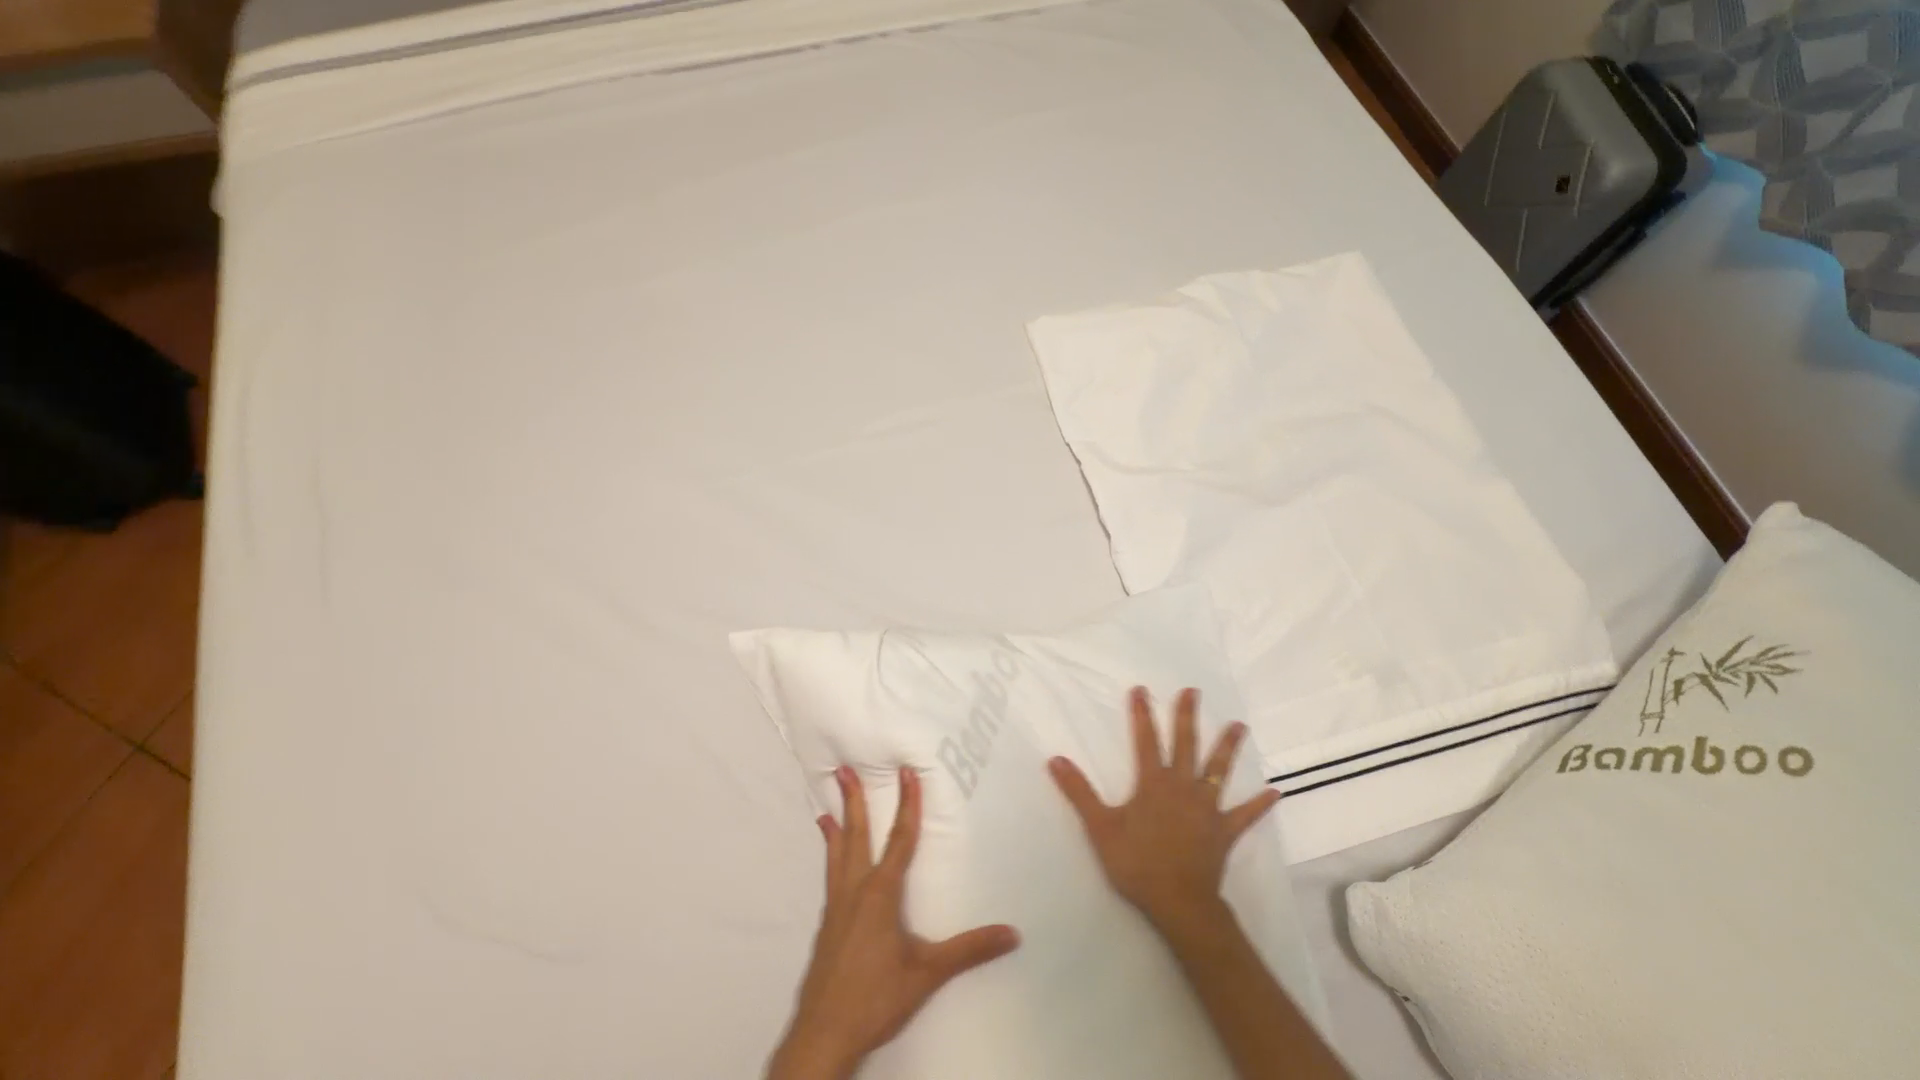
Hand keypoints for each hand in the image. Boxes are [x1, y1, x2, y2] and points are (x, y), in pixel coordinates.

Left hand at [767, 765, 1021, 1079]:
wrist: (824, 1032)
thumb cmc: (876, 996)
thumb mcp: (928, 972)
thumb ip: (970, 950)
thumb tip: (1013, 933)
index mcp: (880, 894)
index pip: (899, 840)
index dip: (907, 805)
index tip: (907, 773)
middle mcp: (854, 892)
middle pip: (855, 836)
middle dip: (853, 801)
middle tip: (843, 770)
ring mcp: (835, 908)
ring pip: (837, 856)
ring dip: (836, 827)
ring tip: (827, 806)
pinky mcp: (826, 927)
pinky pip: (830, 878)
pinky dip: (830, 857)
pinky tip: (833, 863)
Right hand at [1048, 687, 1281, 936]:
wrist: (1177, 900)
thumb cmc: (1136, 863)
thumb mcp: (1100, 827)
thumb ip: (1079, 792)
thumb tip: (1056, 760)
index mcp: (1153, 784)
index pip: (1145, 741)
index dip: (1142, 715)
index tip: (1141, 690)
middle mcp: (1182, 787)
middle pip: (1185, 745)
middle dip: (1186, 717)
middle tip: (1192, 692)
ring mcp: (1207, 808)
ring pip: (1218, 771)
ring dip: (1228, 747)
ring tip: (1239, 726)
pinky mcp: (1224, 831)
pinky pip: (1245, 815)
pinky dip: (1259, 804)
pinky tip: (1274, 792)